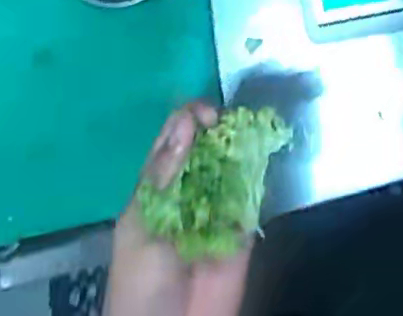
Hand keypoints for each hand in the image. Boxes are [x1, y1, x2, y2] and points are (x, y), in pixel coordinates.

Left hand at [105, 103, 251, 315]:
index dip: (187, 119)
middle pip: (205, 143)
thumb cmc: (140, 287)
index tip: (203, 115)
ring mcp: (218, 205)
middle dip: (215, 125)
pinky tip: (261, 152)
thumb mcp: (141, 228)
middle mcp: (190, 188)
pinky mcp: (243, 226)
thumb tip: (185, 121)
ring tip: (245, 129)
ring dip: (238, 141)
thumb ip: (164, 176)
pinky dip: (258, 169)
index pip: (173, 138)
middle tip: (223, 121)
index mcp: (158, 185)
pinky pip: (252, 191)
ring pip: (231, 161)